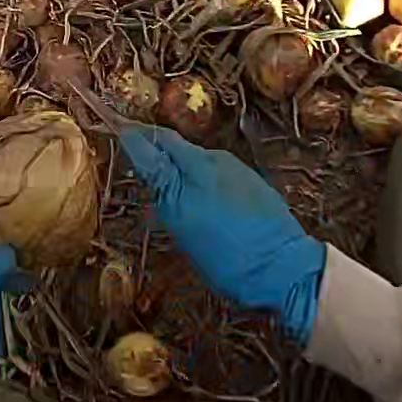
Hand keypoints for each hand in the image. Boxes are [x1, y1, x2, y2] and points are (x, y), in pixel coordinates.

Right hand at [119, 126, 326, 344]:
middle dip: (153, 153)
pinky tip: (195, 207)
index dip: (135, 135)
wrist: (286, 270)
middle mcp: (218, 160)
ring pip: (195, 163)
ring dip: (175, 171)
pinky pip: (214, 176)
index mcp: (198, 164)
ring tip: (160, 196)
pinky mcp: (252, 186)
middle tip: (132, 167)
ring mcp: (237, 172)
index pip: (159, 139)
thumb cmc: (229, 253)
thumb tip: (138, 146)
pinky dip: (196, 183)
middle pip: (177, 148)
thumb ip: (161, 181)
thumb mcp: (184, 221)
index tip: (115, 130)